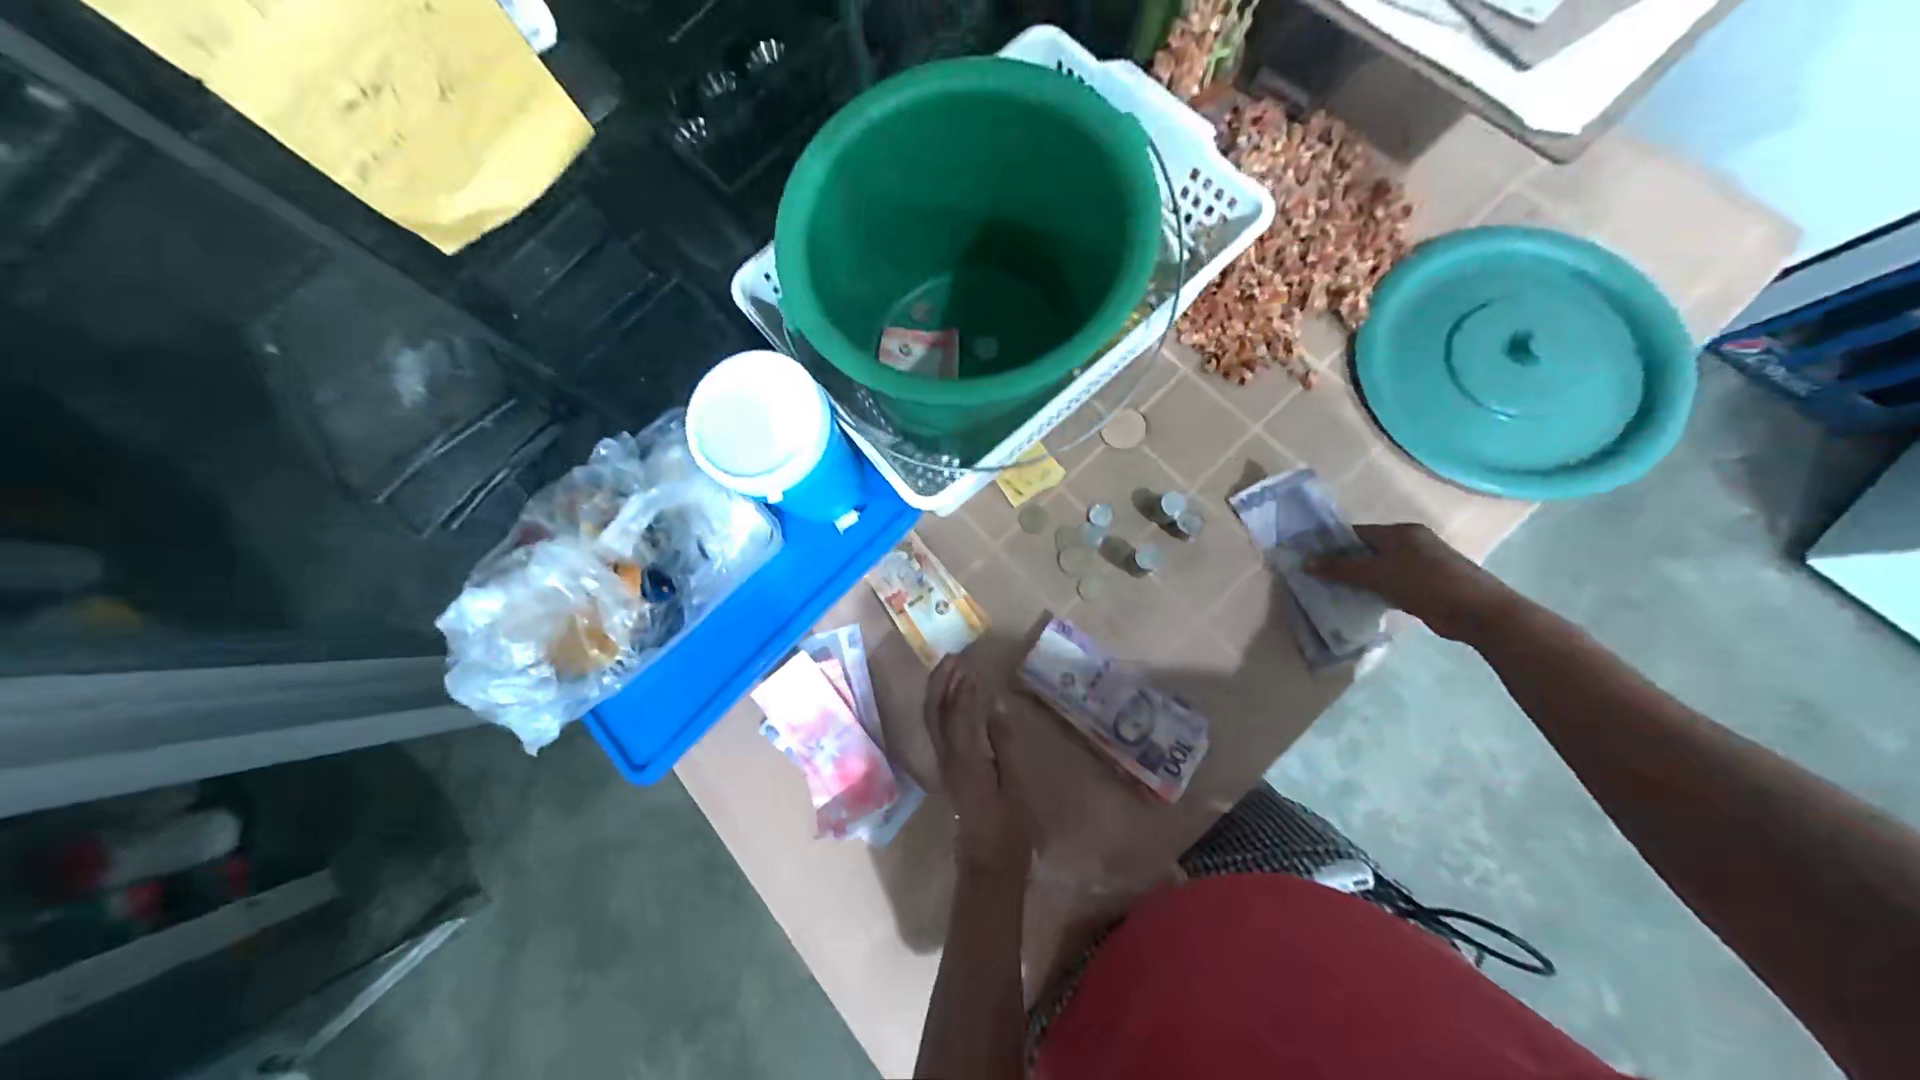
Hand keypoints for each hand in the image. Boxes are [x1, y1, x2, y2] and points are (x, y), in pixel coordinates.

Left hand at [925, 647, 1032, 878]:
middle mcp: (947, 757)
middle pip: (935, 712)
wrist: (988, 860)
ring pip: (933, 719)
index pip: (959, 714)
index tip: (973, 666)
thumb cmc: (1008, 826)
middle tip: (955, 657)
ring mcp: (944, 763)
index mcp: (965, 760)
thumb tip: (997, 703)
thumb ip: (1003, 742)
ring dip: (940, 691)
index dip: (964, 688)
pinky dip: (944, 706)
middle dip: (941, 682)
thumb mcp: (1013, 784)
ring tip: (953, 669)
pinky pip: (939, 728)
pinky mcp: (948, 768)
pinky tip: (957, 698)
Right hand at [1306, 523, 1518, 642]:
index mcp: (1401, 532)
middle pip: (1367, 550)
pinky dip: (1376, 590)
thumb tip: (1305, 562)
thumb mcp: (1377, 574)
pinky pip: (1391, 582)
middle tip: (1319, 578)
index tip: (1311, 560)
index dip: (1332, 544)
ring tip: (1334, 591)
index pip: (1357, 532)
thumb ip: (1340, 568)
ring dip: (1359, 579)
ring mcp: (1421, 564)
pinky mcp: (1426, 584)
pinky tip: (1362, 601)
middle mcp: (1411, 543)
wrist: (1477, 611)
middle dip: (1344, 564)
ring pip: (1379, 568)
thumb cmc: (1425, 583)